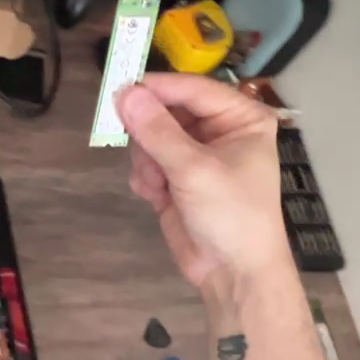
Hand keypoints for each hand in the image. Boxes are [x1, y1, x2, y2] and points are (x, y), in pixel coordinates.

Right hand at [117, 74, 290, 290]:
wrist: (231, 270)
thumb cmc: (229, 213)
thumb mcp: (193, 169)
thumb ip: (157, 131)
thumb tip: (125, 94)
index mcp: (239, 118)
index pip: (192, 89)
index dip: (157, 89)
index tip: (120, 89)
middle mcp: (218, 132)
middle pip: (168, 113)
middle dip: (149, 133)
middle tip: (127, 138)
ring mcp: (195, 158)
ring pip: (152, 140)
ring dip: (146, 161)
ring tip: (156, 184)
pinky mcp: (176, 181)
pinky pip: (148, 165)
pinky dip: (146, 179)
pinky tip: (156, 196)